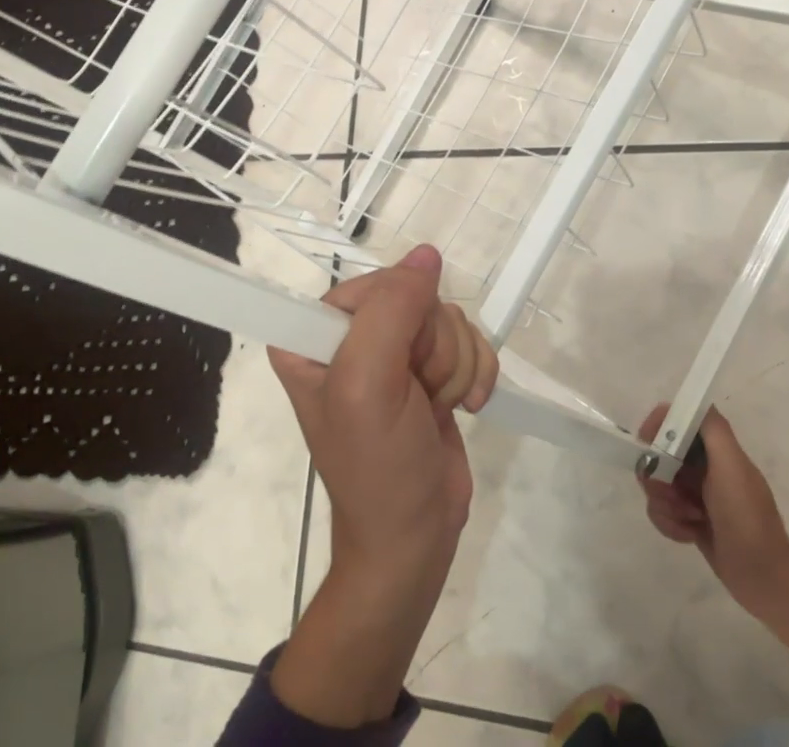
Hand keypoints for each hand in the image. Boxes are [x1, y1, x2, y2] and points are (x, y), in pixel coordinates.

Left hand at [269, 244, 497, 575]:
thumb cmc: (377, 468)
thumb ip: (391, 312)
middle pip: (418, 300)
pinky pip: (471, 343)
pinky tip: (463, 408)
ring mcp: (396, 356)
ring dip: (455, 369)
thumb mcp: (367, 386)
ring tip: (432, 408)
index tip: (395, 365)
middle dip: (432, 350)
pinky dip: (476, 376)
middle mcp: (351, 339)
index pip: (371, 285)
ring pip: (450, 321)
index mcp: (312, 336)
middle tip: (415, 395)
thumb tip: (426, 255)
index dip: (398, 318)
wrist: (414, 534)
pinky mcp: (432, 373)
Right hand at [637, 403, 788, 620]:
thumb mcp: (732, 468)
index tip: (647, 443)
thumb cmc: (747, 518)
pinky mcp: (691, 520)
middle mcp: (708, 468)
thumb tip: (694, 402)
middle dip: (658, 475)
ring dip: (664, 504)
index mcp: (720, 450)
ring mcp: (698, 496)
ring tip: (687, 520)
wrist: (762, 576)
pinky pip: (662, 511)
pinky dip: (669, 523)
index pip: (682, 420)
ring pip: (658, 485)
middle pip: (662, 454)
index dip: (660, 426)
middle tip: (671, 493)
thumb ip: (713, 431)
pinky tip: (689, 535)